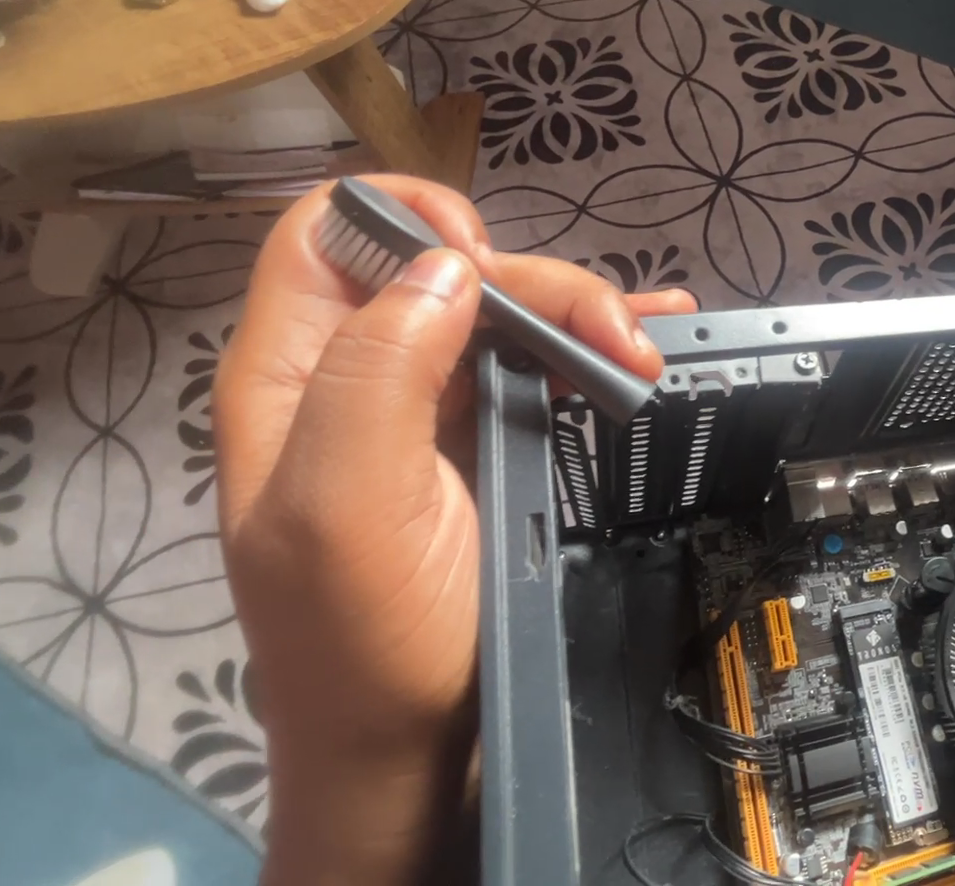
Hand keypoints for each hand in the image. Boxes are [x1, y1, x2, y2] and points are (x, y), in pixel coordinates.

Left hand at [213, 176, 694, 884]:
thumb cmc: (366, 638)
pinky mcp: (493, 434)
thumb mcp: (345, 510)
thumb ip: (376, 374)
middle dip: (542, 288)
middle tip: (620, 340)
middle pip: (455, 273)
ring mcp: (437, 404)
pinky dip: (600, 343)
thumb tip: (449, 270)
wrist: (414, 740)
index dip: (403, 215)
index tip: (486, 256)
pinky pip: (546, 363)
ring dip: (587, 316)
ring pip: (512, 313)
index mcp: (299, 375)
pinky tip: (655, 337)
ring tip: (648, 353)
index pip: (329, 236)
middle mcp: (367, 371)